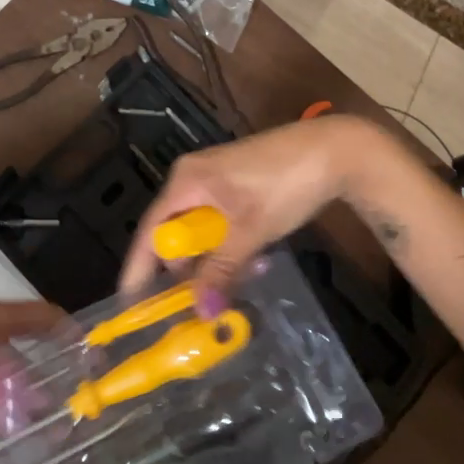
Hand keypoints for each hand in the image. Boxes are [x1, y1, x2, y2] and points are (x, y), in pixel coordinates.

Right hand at [119, 115, 400, 302]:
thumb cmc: (285, 185)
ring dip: (214, 261)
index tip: (128, 305)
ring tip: (235, 285)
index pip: (150, 231)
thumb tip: (201, 314)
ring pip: (200, 231)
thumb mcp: (251, 232)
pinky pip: (219, 223)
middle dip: (186, 271)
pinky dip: (229, 246)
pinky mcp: (236, 184)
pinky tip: (252, 264)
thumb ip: (221, 271)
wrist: (334, 150)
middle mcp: (192, 178)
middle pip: (174, 233)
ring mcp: (215, 180)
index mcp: (186, 182)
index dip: (139, 269)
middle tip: (195, 307)